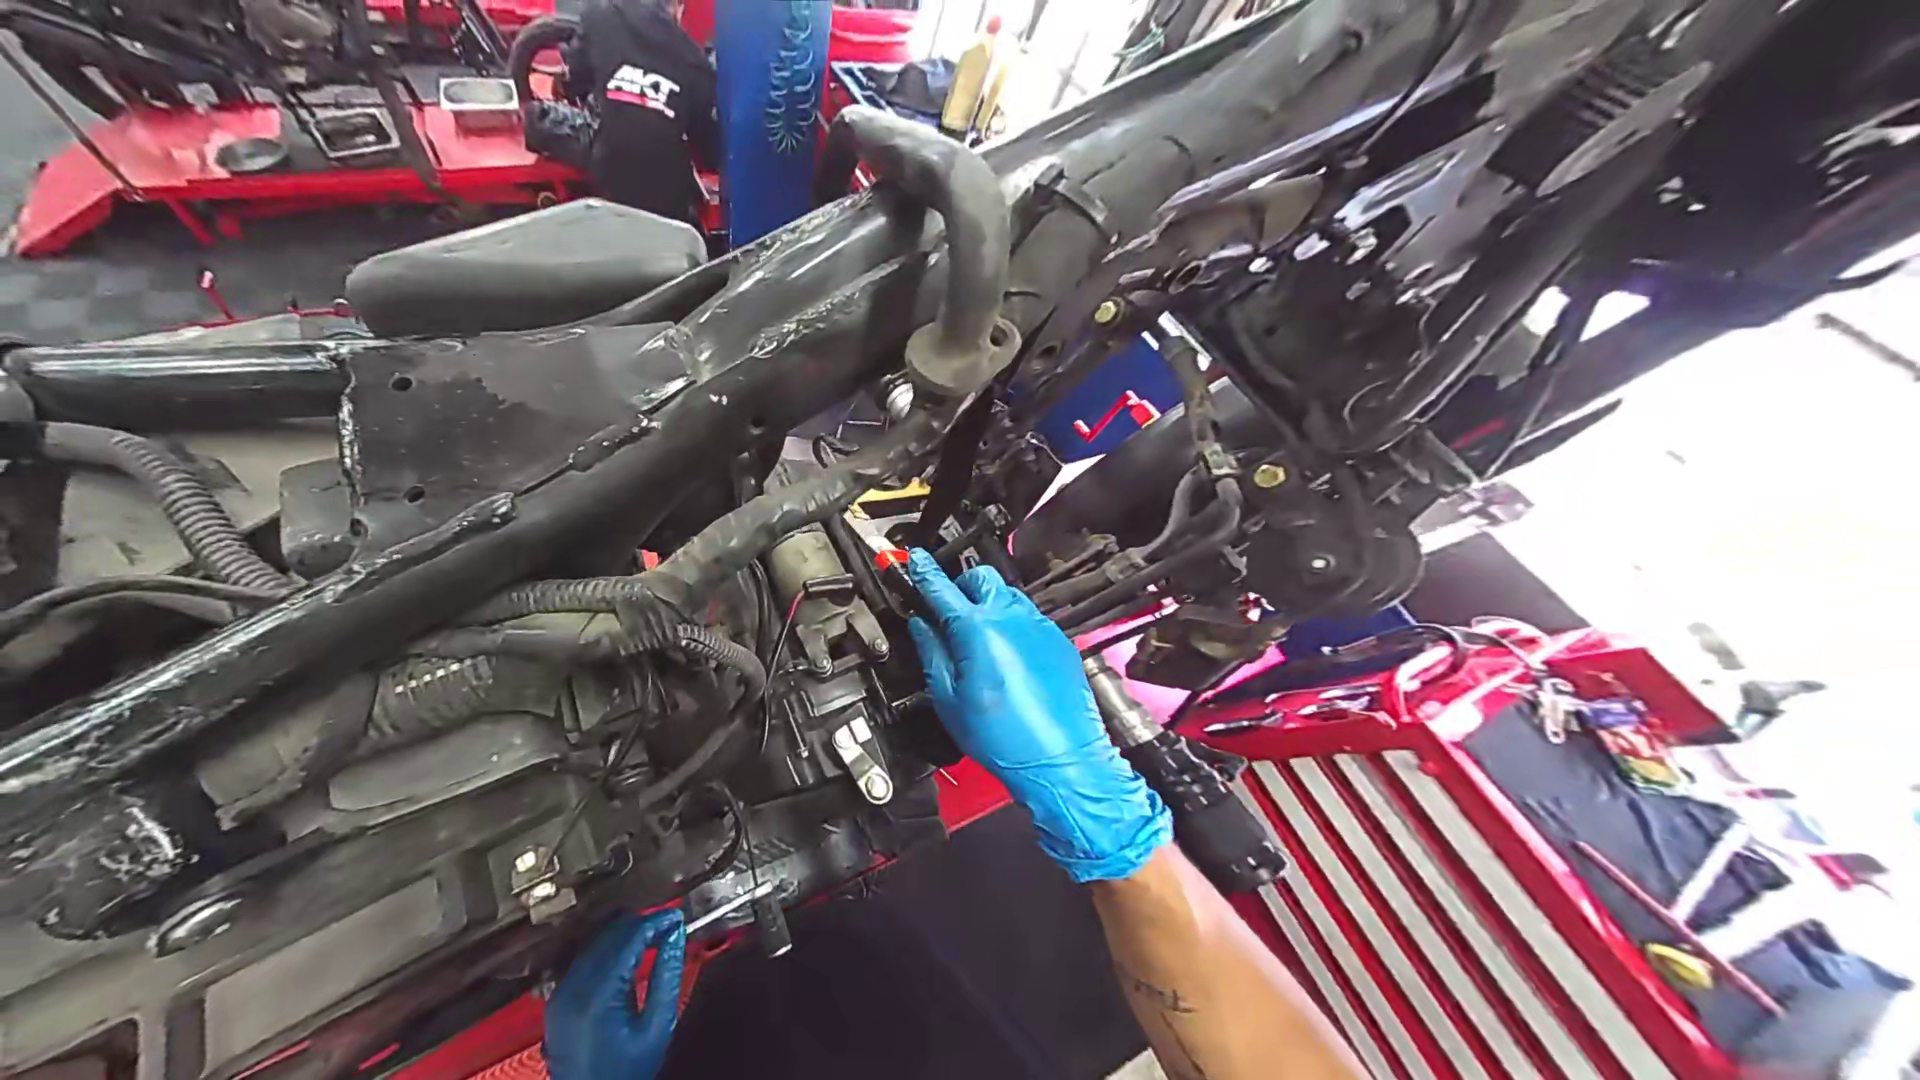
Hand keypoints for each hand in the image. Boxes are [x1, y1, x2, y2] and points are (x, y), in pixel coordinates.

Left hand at [544, 910, 685, 1079]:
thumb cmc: (629, 1070)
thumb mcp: (658, 1025)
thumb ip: (668, 974)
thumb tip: (676, 933)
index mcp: (598, 995)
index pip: (629, 936)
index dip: (656, 920)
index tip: (678, 917)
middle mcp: (573, 987)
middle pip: (610, 931)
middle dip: (642, 922)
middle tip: (669, 927)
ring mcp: (560, 992)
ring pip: (596, 938)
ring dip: (625, 932)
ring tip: (653, 938)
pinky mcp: (557, 998)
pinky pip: (586, 955)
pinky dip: (609, 946)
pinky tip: (629, 953)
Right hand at [904, 549, 1169, 881]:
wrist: (1062, 760)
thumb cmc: (1006, 739)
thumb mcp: (949, 699)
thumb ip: (932, 652)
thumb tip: (922, 627)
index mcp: (977, 630)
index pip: (941, 587)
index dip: (923, 571)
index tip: (915, 561)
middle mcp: (1011, 617)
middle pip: (979, 576)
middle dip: (960, 586)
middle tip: (947, 610)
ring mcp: (1038, 625)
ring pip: (1006, 594)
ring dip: (987, 605)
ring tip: (978, 639)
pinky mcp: (1057, 638)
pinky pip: (1028, 616)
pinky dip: (1011, 624)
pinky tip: (1006, 655)